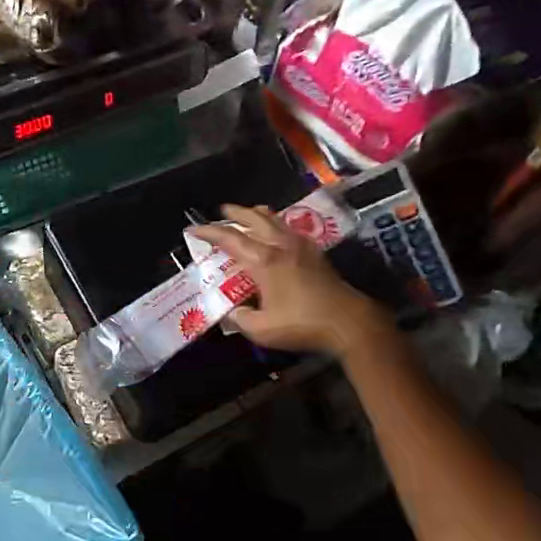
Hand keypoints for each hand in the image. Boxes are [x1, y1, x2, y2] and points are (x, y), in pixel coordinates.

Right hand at [190, 204, 391, 359]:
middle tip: (222, 211)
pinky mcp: (315, 252)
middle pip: (255, 218)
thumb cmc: (301, 324)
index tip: (193, 229)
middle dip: (236, 213)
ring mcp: (301, 246)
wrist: (347, 321)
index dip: (209, 232)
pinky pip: (289, 228)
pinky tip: (277, 233)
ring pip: (275, 219)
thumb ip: (240, 318)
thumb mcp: (261, 328)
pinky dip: (276, 224)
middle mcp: (281, 245)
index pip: (231, 239)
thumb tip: (231, 312)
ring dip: (258, 214)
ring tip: (249, 214)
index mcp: (264, 260)